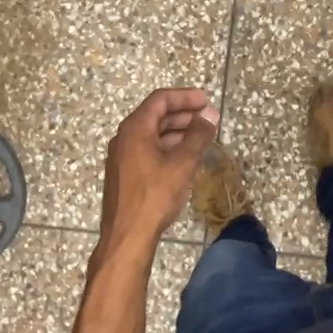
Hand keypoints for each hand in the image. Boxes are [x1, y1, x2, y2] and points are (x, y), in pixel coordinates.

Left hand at [98, 88, 219, 241]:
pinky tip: (185, 158)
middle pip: (156, 115)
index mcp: (135, 128)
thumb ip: (197, 135)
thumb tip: (210, 115)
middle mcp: (124, 137)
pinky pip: (148, 150)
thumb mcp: (182, 163)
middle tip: (208, 119)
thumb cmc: (155, 195)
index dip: (185, 97)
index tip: (206, 101)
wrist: (127, 235)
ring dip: (177, 132)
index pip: (160, 99)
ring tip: (202, 137)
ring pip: (152, 134)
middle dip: (183, 114)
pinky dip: (168, 147)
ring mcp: (122, 156)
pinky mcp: (125, 173)